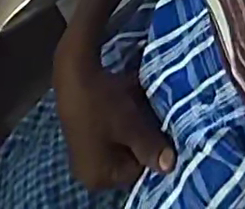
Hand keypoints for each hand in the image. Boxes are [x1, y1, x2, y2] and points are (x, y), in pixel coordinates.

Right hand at [53, 51, 173, 189]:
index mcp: (99, 175)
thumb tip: (170, 166)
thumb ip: (152, 147)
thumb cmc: (102, 104)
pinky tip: (132, 86)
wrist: (73, 69)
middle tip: (156, 110)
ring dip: (135, 114)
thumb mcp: (131, 126)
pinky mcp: (86, 119)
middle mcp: (90, 164)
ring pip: (121, 132)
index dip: (153, 148)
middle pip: (128, 151)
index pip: (136, 170)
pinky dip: (124, 104)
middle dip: (144, 131)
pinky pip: (112, 118)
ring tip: (144, 95)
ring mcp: (86, 142)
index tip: (165, 129)